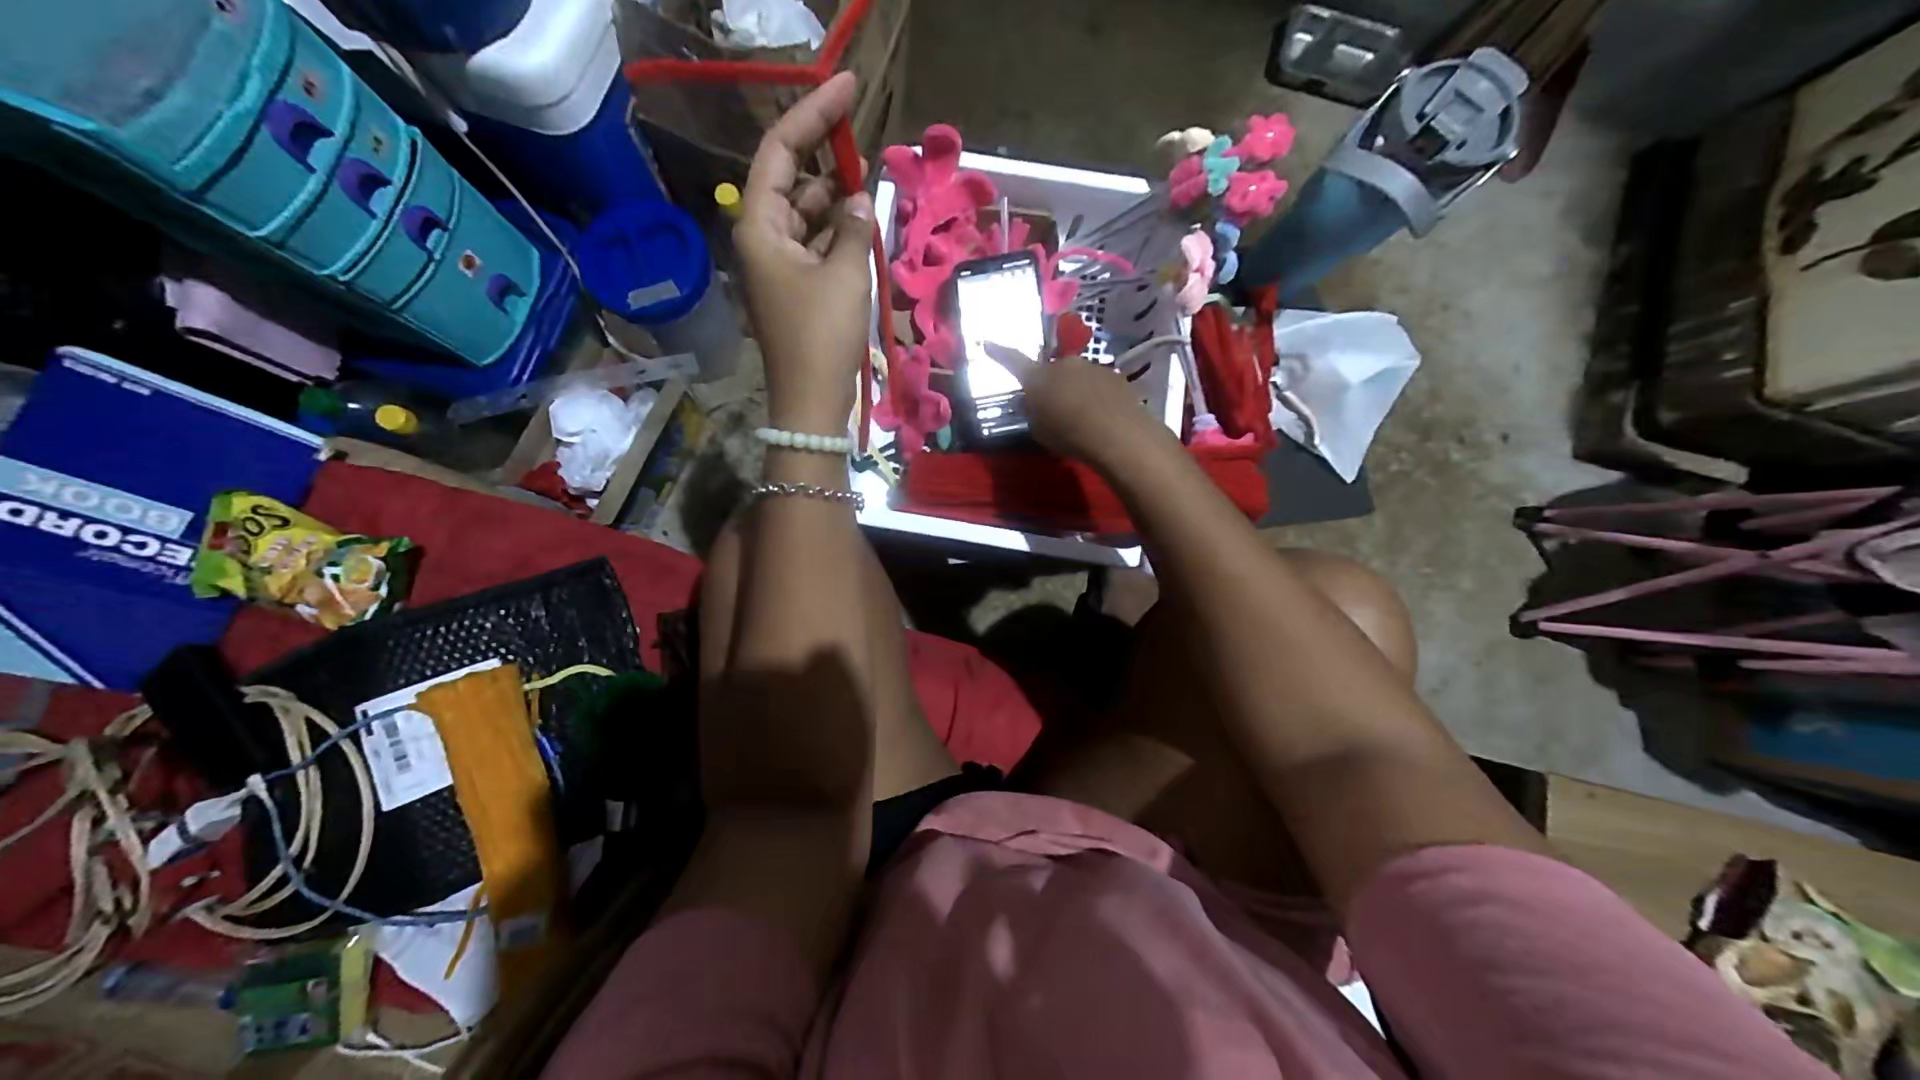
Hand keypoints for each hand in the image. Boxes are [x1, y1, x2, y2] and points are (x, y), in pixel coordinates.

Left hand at [735, 72, 874, 431]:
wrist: (812, 402)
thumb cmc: (822, 336)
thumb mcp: (846, 274)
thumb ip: (855, 228)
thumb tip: (861, 201)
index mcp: (759, 226)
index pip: (780, 150)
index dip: (813, 114)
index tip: (847, 85)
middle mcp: (761, 238)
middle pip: (791, 181)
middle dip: (828, 163)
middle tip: (867, 147)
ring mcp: (777, 265)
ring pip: (807, 215)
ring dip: (838, 202)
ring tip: (873, 193)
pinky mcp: (794, 288)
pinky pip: (815, 245)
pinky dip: (838, 234)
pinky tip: (865, 229)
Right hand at [982, 343, 1175, 469]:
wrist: (1119, 434)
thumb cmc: (1070, 436)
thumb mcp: (1039, 431)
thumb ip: (1033, 412)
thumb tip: (1033, 403)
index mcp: (1038, 378)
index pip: (1013, 361)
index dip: (999, 353)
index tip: (987, 342)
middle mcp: (1063, 364)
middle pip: (1051, 370)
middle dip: (1051, 384)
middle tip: (1055, 407)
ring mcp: (1091, 366)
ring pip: (1076, 376)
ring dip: (1075, 390)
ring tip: (1082, 416)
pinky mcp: (1114, 375)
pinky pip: (1097, 383)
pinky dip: (1095, 395)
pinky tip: (1102, 415)